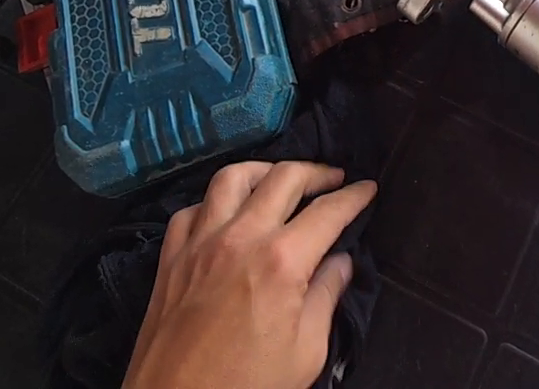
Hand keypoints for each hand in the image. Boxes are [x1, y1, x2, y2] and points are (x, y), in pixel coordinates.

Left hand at [124, 161, 377, 388]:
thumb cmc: (248, 387)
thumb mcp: (305, 352)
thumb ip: (326, 297)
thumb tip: (340, 262)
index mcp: (282, 260)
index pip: (329, 210)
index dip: (355, 195)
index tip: (368, 188)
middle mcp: (242, 237)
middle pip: (285, 176)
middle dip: (318, 172)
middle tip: (334, 179)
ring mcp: (200, 244)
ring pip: (233, 176)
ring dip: (264, 171)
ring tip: (280, 181)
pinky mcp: (170, 260)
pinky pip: (191, 210)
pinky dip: (213, 202)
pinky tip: (227, 214)